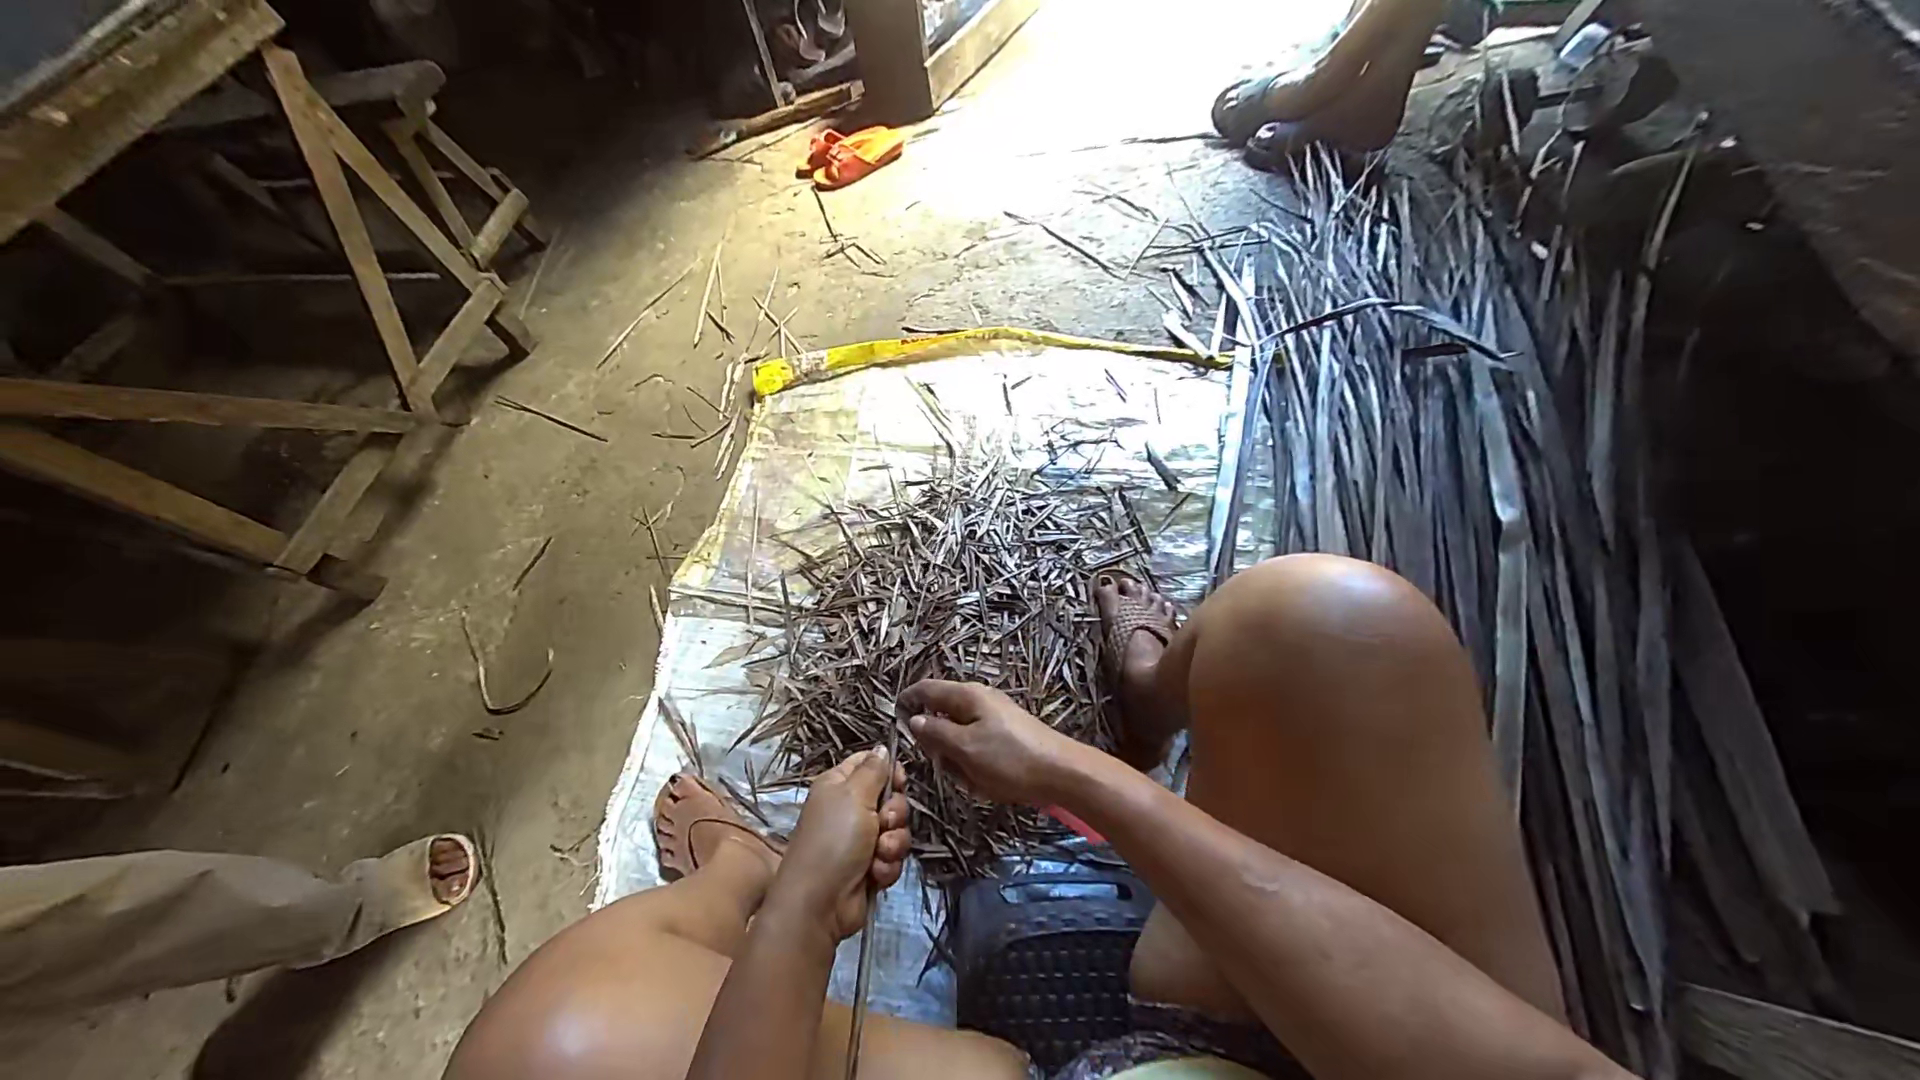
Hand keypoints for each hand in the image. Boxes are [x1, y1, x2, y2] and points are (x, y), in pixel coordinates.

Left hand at [771, 747, 910, 939]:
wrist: (820, 903)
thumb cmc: (834, 840)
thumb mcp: (853, 795)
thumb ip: (873, 769)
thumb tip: (883, 746)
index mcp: (840, 785)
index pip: (871, 763)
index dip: (889, 769)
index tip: (898, 781)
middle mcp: (850, 808)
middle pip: (890, 796)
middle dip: (894, 812)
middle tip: (883, 823)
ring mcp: (861, 838)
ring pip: (896, 828)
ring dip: (893, 842)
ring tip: (878, 854)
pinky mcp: (871, 865)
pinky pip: (893, 855)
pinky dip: (887, 864)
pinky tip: (875, 873)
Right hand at [899, 679, 1086, 806]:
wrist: (1062, 773)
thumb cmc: (1010, 759)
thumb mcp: (965, 748)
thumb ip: (935, 733)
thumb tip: (914, 719)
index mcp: (967, 695)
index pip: (927, 688)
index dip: (907, 701)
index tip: (894, 722)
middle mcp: (980, 699)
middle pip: (942, 714)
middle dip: (938, 743)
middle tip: (945, 766)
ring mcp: (995, 716)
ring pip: (959, 736)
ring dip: (958, 759)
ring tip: (971, 778)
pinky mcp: (1006, 734)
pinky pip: (977, 747)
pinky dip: (975, 764)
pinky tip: (986, 781)